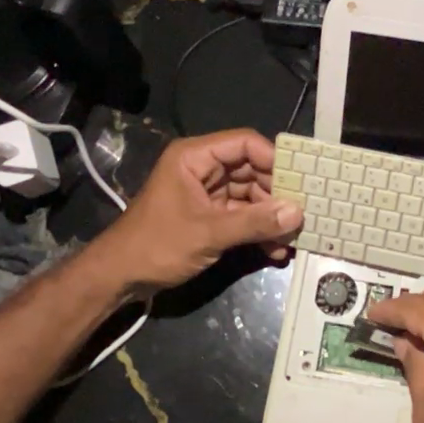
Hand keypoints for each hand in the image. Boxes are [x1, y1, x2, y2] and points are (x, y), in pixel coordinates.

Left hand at [85, 129, 302, 295]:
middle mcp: (204, 169)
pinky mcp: (210, 216)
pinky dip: (258, 230)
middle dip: (277, 193)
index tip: (300, 181)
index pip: (245, 144)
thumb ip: (254, 222)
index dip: (273, 159)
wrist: (119, 278)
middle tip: (304, 213)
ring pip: (251, 195)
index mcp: (195, 158)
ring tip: (293, 238)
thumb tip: (297, 213)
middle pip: (252, 170)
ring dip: (271, 217)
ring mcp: (207, 193)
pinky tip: (276, 251)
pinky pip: (243, 216)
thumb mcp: (208, 233)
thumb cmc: (157, 245)